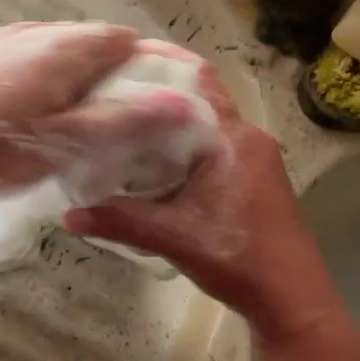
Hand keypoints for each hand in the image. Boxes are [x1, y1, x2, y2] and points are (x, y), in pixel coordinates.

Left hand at [0, 22, 195, 203]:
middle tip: (117, 124)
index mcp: (63, 46)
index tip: (149, 108)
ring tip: (80, 125)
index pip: (123, 41)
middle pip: (92, 43)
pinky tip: (39, 117)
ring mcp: (4, 43)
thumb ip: (124, 120)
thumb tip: (183, 101)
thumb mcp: (67, 143)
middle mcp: (35, 32)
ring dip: (78, 80)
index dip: (144, 70)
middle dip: (111, 77)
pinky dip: (49, 82)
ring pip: (60, 53)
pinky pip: (33, 61)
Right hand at [62, 45, 331, 343]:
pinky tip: (150, 165)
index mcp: (232, 139)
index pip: (196, 81)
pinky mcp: (251, 180)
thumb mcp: (173, 238)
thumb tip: (67, 215)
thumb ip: (120, 222)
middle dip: (154, 97)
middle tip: (108, 96)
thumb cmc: (239, 260)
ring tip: (120, 127)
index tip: (119, 60)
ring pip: (203, 128)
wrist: (292, 300)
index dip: (159, 65)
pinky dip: (181, 149)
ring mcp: (253, 159)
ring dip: (167, 127)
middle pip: (196, 102)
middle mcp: (247, 139)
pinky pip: (211, 149)